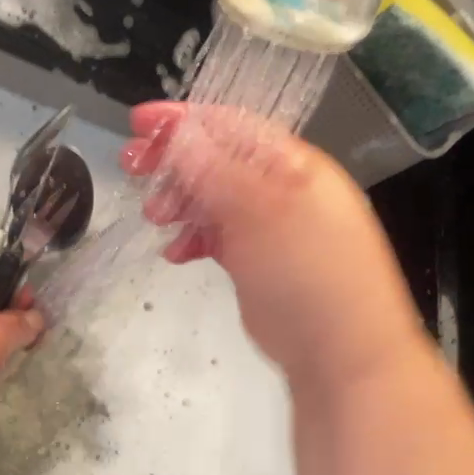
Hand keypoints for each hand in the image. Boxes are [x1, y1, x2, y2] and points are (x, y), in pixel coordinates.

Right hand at [122, 101, 427, 390]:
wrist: (342, 353)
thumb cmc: (310, 273)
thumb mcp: (262, 212)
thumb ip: (218, 171)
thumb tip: (180, 134)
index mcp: (291, 165)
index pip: (230, 126)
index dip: (183, 120)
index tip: (138, 123)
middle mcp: (279, 189)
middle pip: (216, 159)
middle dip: (173, 161)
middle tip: (131, 168)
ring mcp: (268, 227)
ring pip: (211, 199)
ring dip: (178, 201)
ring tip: (154, 217)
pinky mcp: (255, 262)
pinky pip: (215, 237)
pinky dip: (192, 239)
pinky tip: (175, 254)